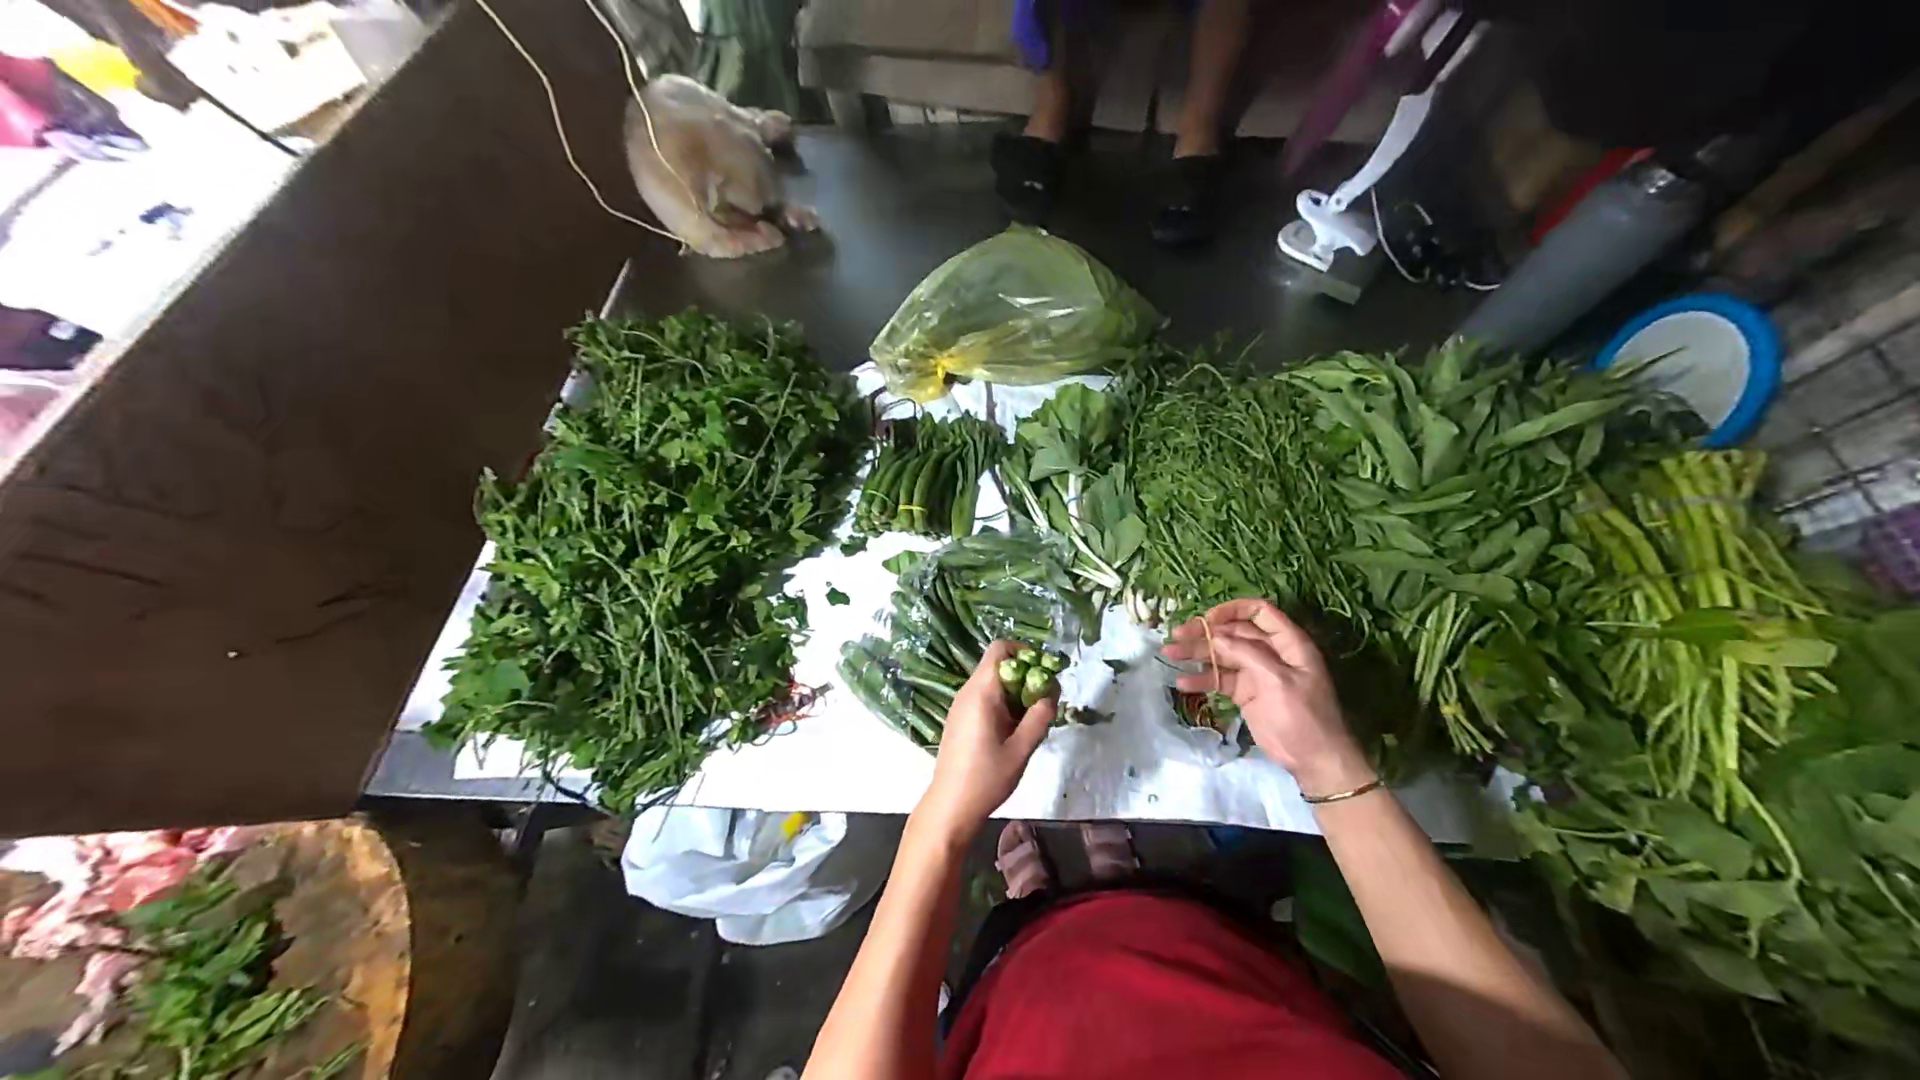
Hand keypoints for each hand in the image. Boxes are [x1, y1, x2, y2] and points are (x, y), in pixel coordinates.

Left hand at [915, 641, 1056, 841]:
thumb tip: (1051, 694)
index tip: (1044, 673)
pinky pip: (985, 698)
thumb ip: (1039, 717)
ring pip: (993, 682)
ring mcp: (962, 705)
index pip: (1000, 649)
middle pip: (999, 665)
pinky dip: (1004, 703)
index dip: (1025, 652)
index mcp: (981, 692)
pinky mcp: (961, 718)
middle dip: (1026, 675)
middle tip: (1046, 699)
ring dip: (1016, 691)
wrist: (951, 805)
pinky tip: (1016, 730)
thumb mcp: (1021, 749)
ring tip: (1034, 717)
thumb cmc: (986, 778)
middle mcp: (968, 691)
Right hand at [1161, 598, 1375, 797]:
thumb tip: (1217, 636)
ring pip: (1221, 654)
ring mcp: (1256, 672)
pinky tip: (1183, 683)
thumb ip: (1247, 655)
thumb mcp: (1279, 682)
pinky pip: (1219, 679)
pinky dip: (1202, 679)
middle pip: (1233, 633)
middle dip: (1205, 633)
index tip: (1207, 620)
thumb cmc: (1304, 717)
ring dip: (1196, 654)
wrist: (1314, 760)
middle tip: (1176, 636)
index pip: (1259, 612)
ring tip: (1169, 654)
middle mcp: (1269, 652)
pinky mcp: (1244, 692)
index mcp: (1287, 643)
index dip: (1232, 611)